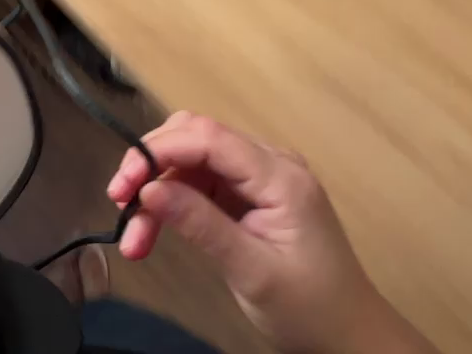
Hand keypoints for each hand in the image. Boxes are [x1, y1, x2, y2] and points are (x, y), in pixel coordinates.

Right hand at [107, 113, 436, 353]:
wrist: (352, 340)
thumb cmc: (311, 310)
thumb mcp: (254, 272)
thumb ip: (201, 224)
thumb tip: (148, 190)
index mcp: (280, 176)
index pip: (208, 138)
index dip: (160, 149)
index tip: (125, 183)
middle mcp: (268, 163)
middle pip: (193, 137)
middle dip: (150, 163)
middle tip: (119, 199)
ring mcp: (255, 176)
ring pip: (187, 160)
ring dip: (154, 189)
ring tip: (132, 233)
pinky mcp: (244, 193)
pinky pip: (195, 182)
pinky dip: (169, 203)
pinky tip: (149, 231)